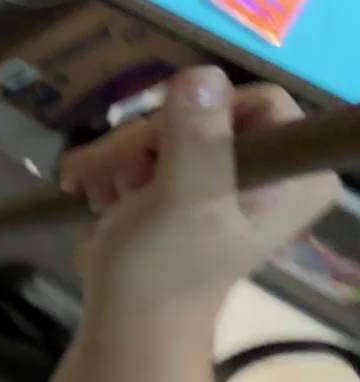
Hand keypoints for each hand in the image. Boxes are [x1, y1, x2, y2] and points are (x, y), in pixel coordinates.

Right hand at [59, 67, 339, 334]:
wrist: (126, 308)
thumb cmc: (165, 264)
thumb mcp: (185, 201)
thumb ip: (198, 140)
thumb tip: (197, 73)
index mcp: (290, 171)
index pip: (256, 102)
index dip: (202, 115)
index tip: (166, 149)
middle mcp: (257, 166)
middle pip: (188, 114)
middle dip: (139, 145)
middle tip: (123, 181)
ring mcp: (207, 173)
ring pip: (148, 131)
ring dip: (110, 160)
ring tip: (101, 195)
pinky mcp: (164, 181)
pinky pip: (123, 149)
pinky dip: (98, 168)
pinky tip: (91, 193)